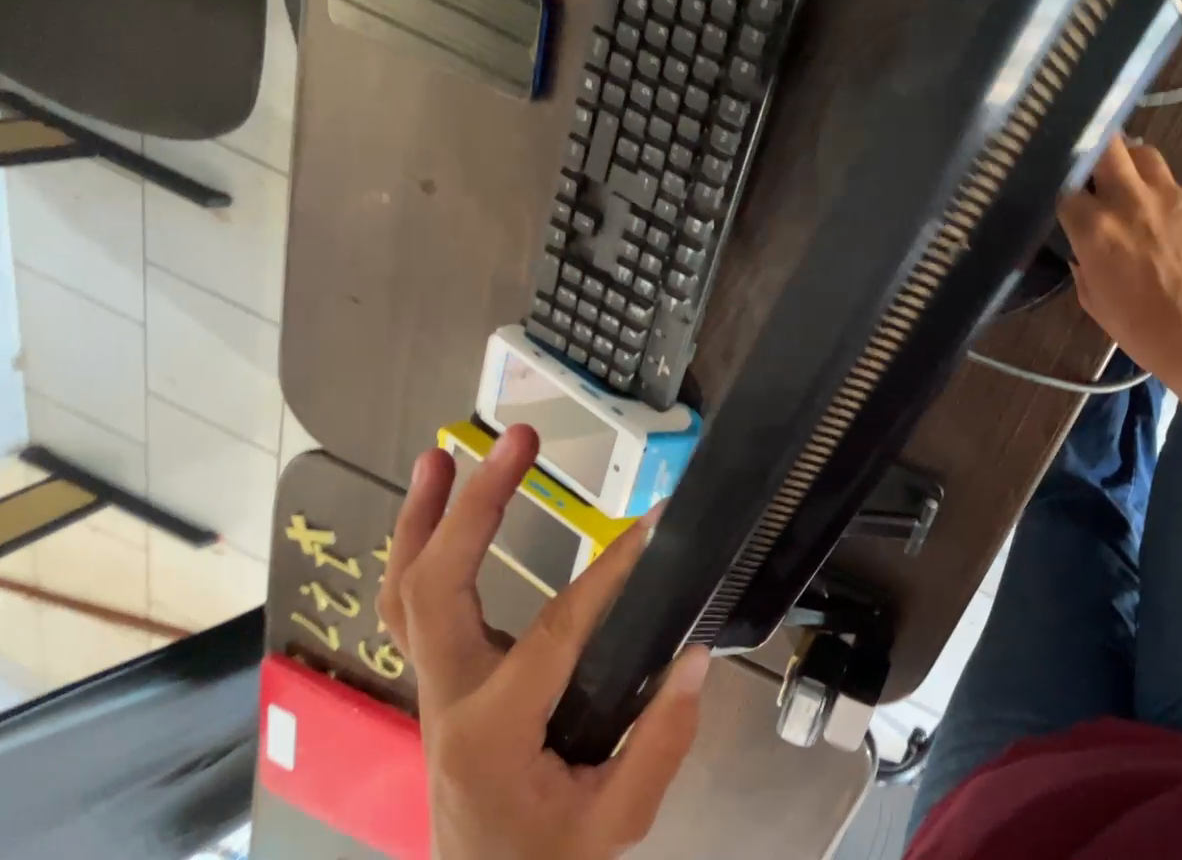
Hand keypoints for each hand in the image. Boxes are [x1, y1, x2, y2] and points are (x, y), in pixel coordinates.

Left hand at [379, 424, 710, 859]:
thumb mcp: (619, 820)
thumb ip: (663, 741)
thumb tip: (694, 655)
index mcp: (495, 731)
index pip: (557, 630)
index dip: (610, 571)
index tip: (653, 523)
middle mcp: (450, 700)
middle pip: (438, 587)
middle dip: (474, 505)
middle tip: (516, 441)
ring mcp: (437, 691)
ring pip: (407, 592)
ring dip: (425, 518)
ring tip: (445, 454)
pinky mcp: (445, 685)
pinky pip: (416, 609)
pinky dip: (421, 551)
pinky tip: (443, 514)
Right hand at [1058, 136, 1181, 411]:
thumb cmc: (1141, 330)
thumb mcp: (1093, 300)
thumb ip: (1083, 262)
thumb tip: (1084, 244)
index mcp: (1095, 228)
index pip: (1067, 188)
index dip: (1068, 195)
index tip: (1072, 204)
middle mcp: (1130, 201)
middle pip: (1107, 146)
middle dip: (1098, 153)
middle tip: (1099, 171)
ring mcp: (1173, 197)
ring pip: (1146, 155)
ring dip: (1134, 167)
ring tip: (1136, 189)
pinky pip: (1180, 190)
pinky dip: (1171, 203)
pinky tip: (1177, 231)